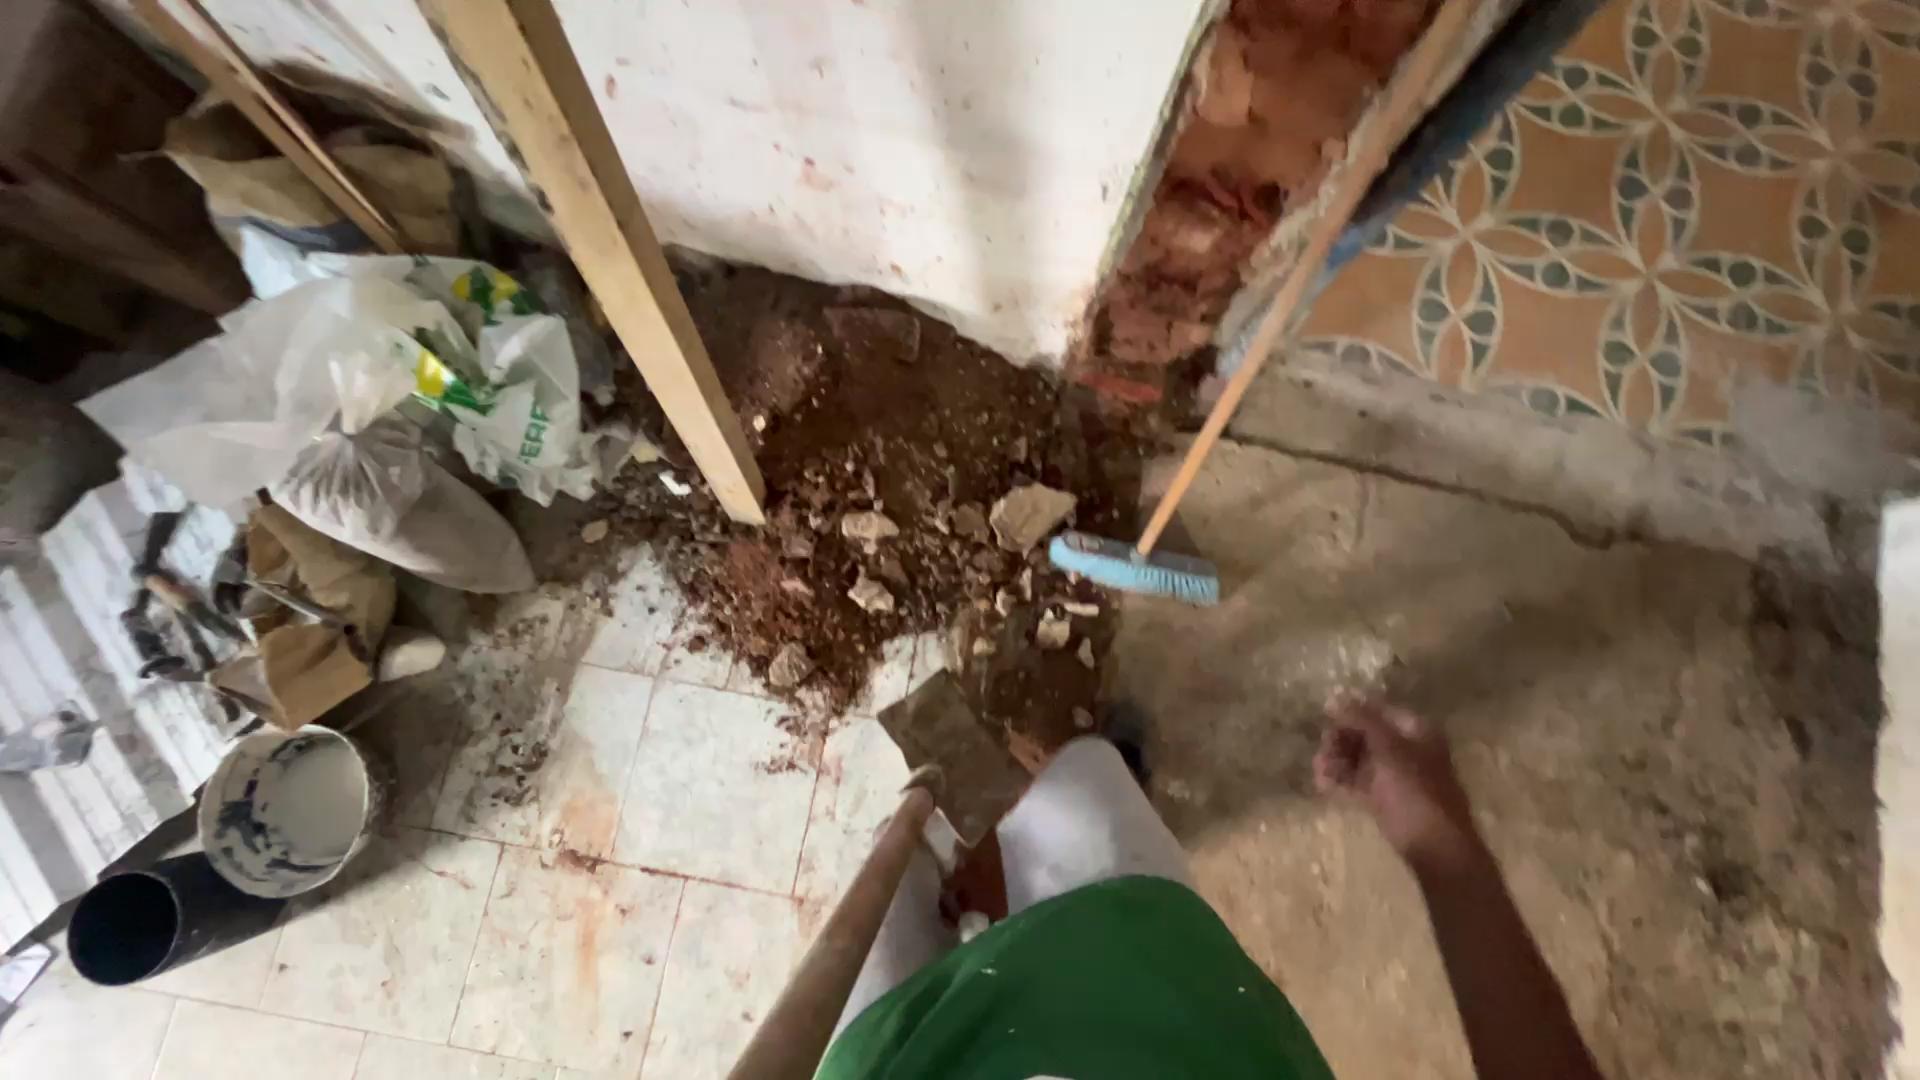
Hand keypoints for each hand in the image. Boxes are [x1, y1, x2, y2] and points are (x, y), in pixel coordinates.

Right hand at [1315, 694, 1479, 869]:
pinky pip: (1355, 780)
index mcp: (1416, 732)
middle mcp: (1405, 749)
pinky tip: (1323, 783)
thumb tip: (1335, 697)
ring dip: (1335, 760)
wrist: (1434, 846)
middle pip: (1364, 734)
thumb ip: (1362, 719)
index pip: (1378, 710)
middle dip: (1339, 740)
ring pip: (1356, 757)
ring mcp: (1393, 774)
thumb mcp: (1389, 748)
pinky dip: (1339, 779)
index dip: (1352, 712)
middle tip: (1323, 749)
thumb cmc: (1416, 790)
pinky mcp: (1381, 797)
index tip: (1327, 717)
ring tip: (1320, 770)